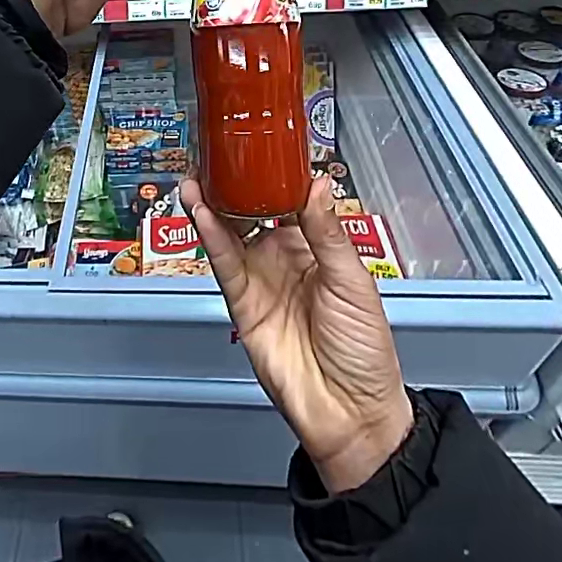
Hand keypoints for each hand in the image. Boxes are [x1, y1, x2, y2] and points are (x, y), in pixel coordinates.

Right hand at [184, 177, 413, 493]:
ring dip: (212, 205)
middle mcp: (282, 256)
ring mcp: (259, 277)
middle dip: (233, 187)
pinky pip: (223, 262)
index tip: (261, 150)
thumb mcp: (353, 282)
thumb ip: (327, 233)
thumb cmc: (364, 349)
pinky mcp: (241, 300)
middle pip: (251, 212)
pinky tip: (201, 212)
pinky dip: (210, 235)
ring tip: (197, 178)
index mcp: (314, 247)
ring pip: (229, 232)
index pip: (289, 201)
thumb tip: (318, 184)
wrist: (348, 411)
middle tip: (217, 159)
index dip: (273, 177)